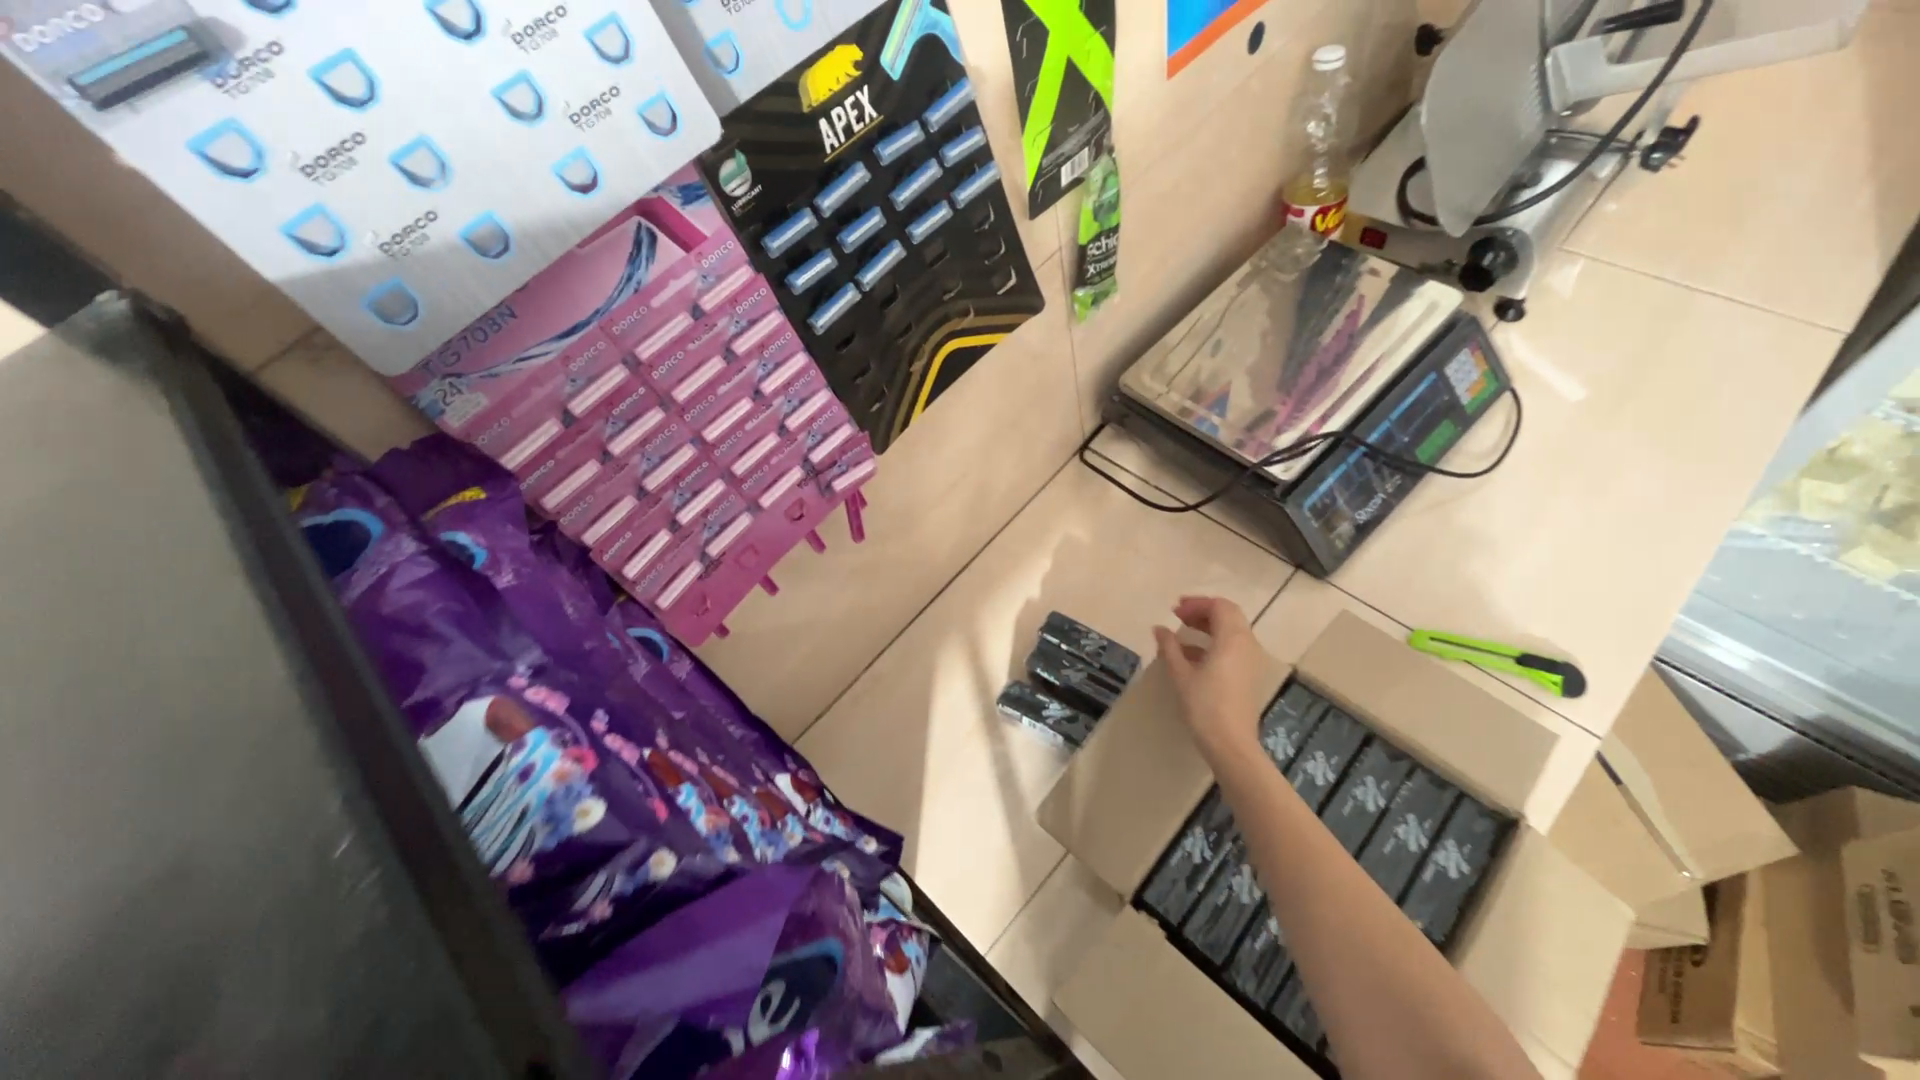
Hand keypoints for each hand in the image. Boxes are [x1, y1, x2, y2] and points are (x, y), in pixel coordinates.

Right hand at [1153, 596, 1263, 764]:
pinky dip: (1214, 643)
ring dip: (1208, 627)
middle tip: (1178, 616)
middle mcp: (1247, 644)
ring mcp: (1250, 660)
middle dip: (1203, 612)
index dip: (1197, 603)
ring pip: (1232, 632)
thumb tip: (1159, 629)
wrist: (1231, 743)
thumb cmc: (1204, 706)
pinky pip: (1233, 647)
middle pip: (1228, 615)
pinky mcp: (1248, 675)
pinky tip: (1191, 655)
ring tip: (1182, 632)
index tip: (1174, 609)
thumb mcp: (1181, 674)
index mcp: (1232, 639)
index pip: (1219, 606)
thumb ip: (1170, 647)